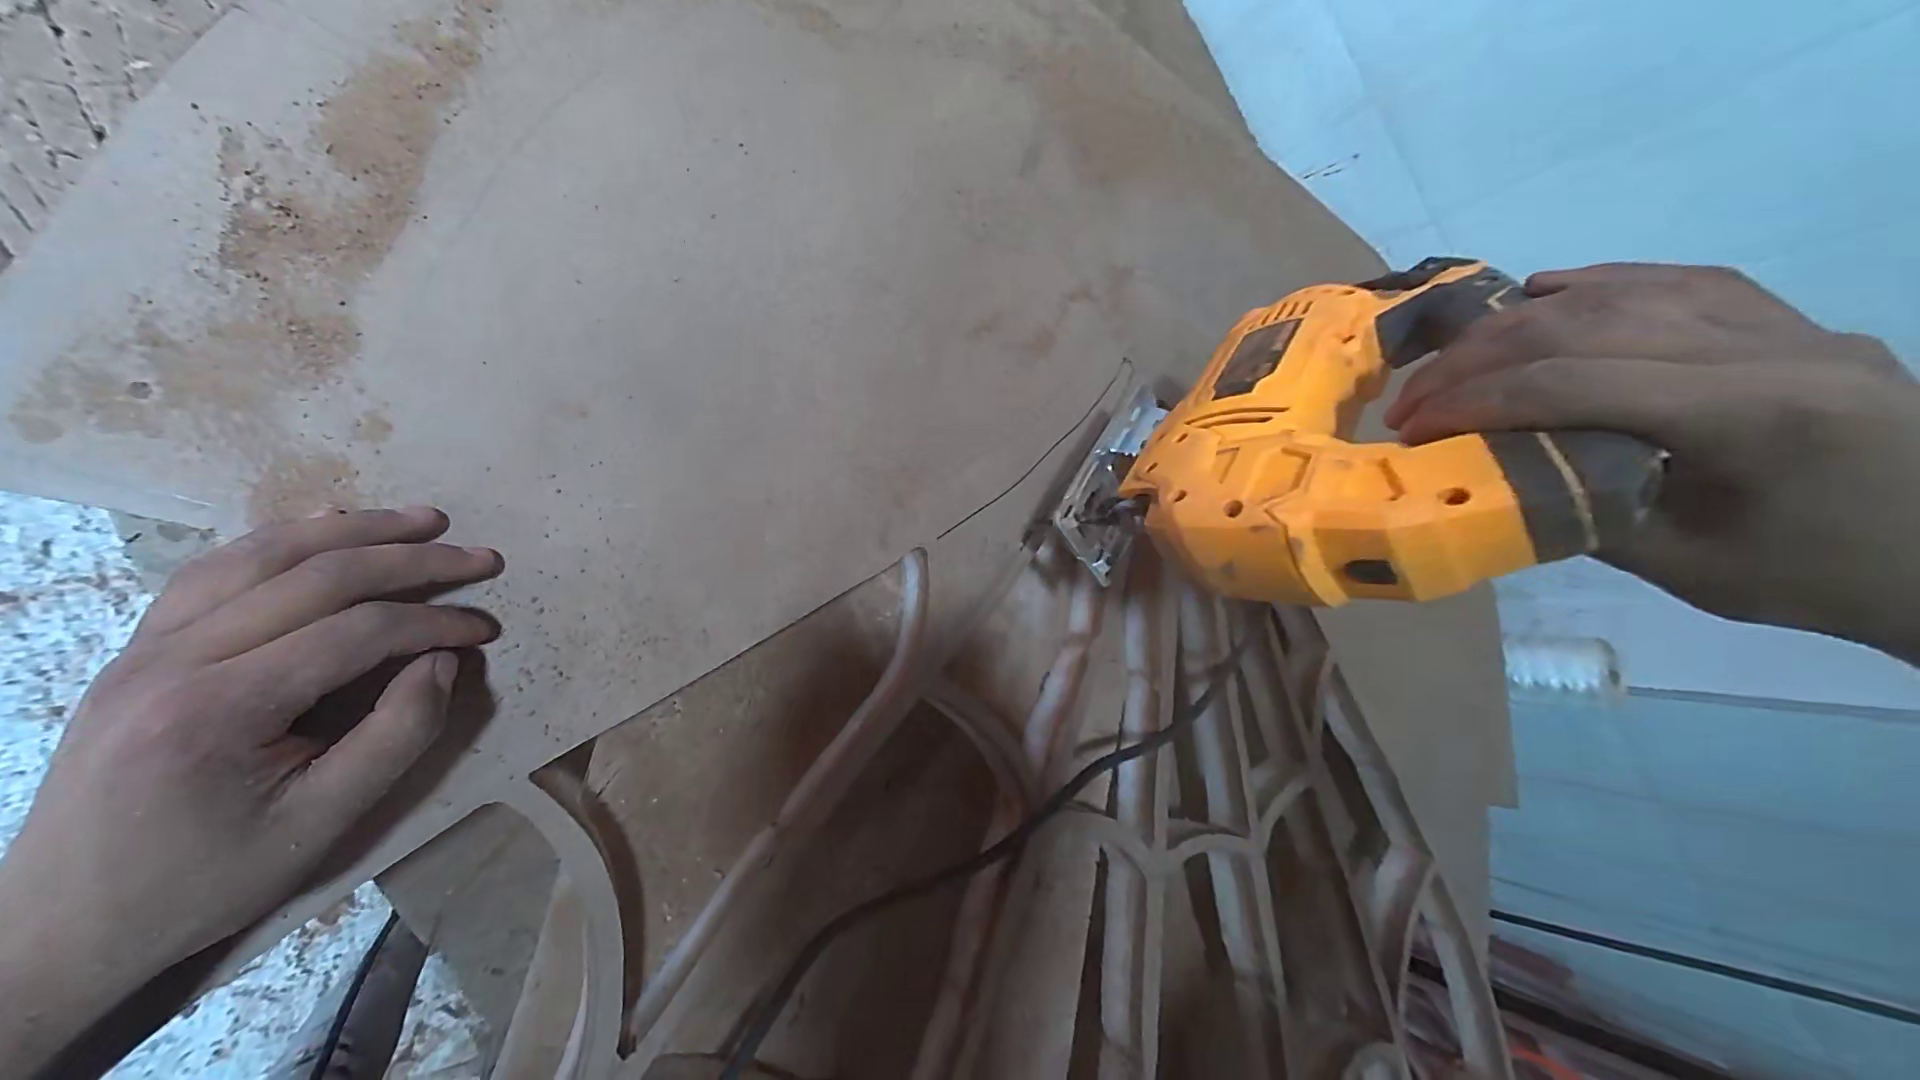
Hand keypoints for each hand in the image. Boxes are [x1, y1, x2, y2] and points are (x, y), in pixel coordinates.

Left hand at [0, 507, 501, 1070]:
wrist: (58, 924)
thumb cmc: (203, 880)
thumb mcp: (323, 823)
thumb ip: (398, 735)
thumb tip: (445, 662)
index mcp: (213, 710)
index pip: (355, 632)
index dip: (436, 623)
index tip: (487, 632)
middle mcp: (170, 660)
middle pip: (315, 577)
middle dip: (414, 560)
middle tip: (483, 558)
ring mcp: (145, 647)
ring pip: (262, 555)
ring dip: (355, 530)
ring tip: (424, 521)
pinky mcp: (142, 649)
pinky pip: (220, 569)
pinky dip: (287, 539)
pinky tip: (329, 526)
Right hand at [1385, 262, 1919, 661]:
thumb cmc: (1820, 575)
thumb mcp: (1682, 564)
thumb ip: (1580, 508)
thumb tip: (1491, 477)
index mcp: (1747, 414)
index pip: (1569, 383)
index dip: (1471, 400)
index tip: (1409, 428)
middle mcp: (1766, 347)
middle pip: (1581, 325)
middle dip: (1474, 359)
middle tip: (1413, 397)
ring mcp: (1782, 323)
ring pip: (1618, 294)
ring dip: (1515, 321)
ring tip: (1454, 354)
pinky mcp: (1783, 320)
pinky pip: (1672, 281)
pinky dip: (1592, 284)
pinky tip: (1542, 293)